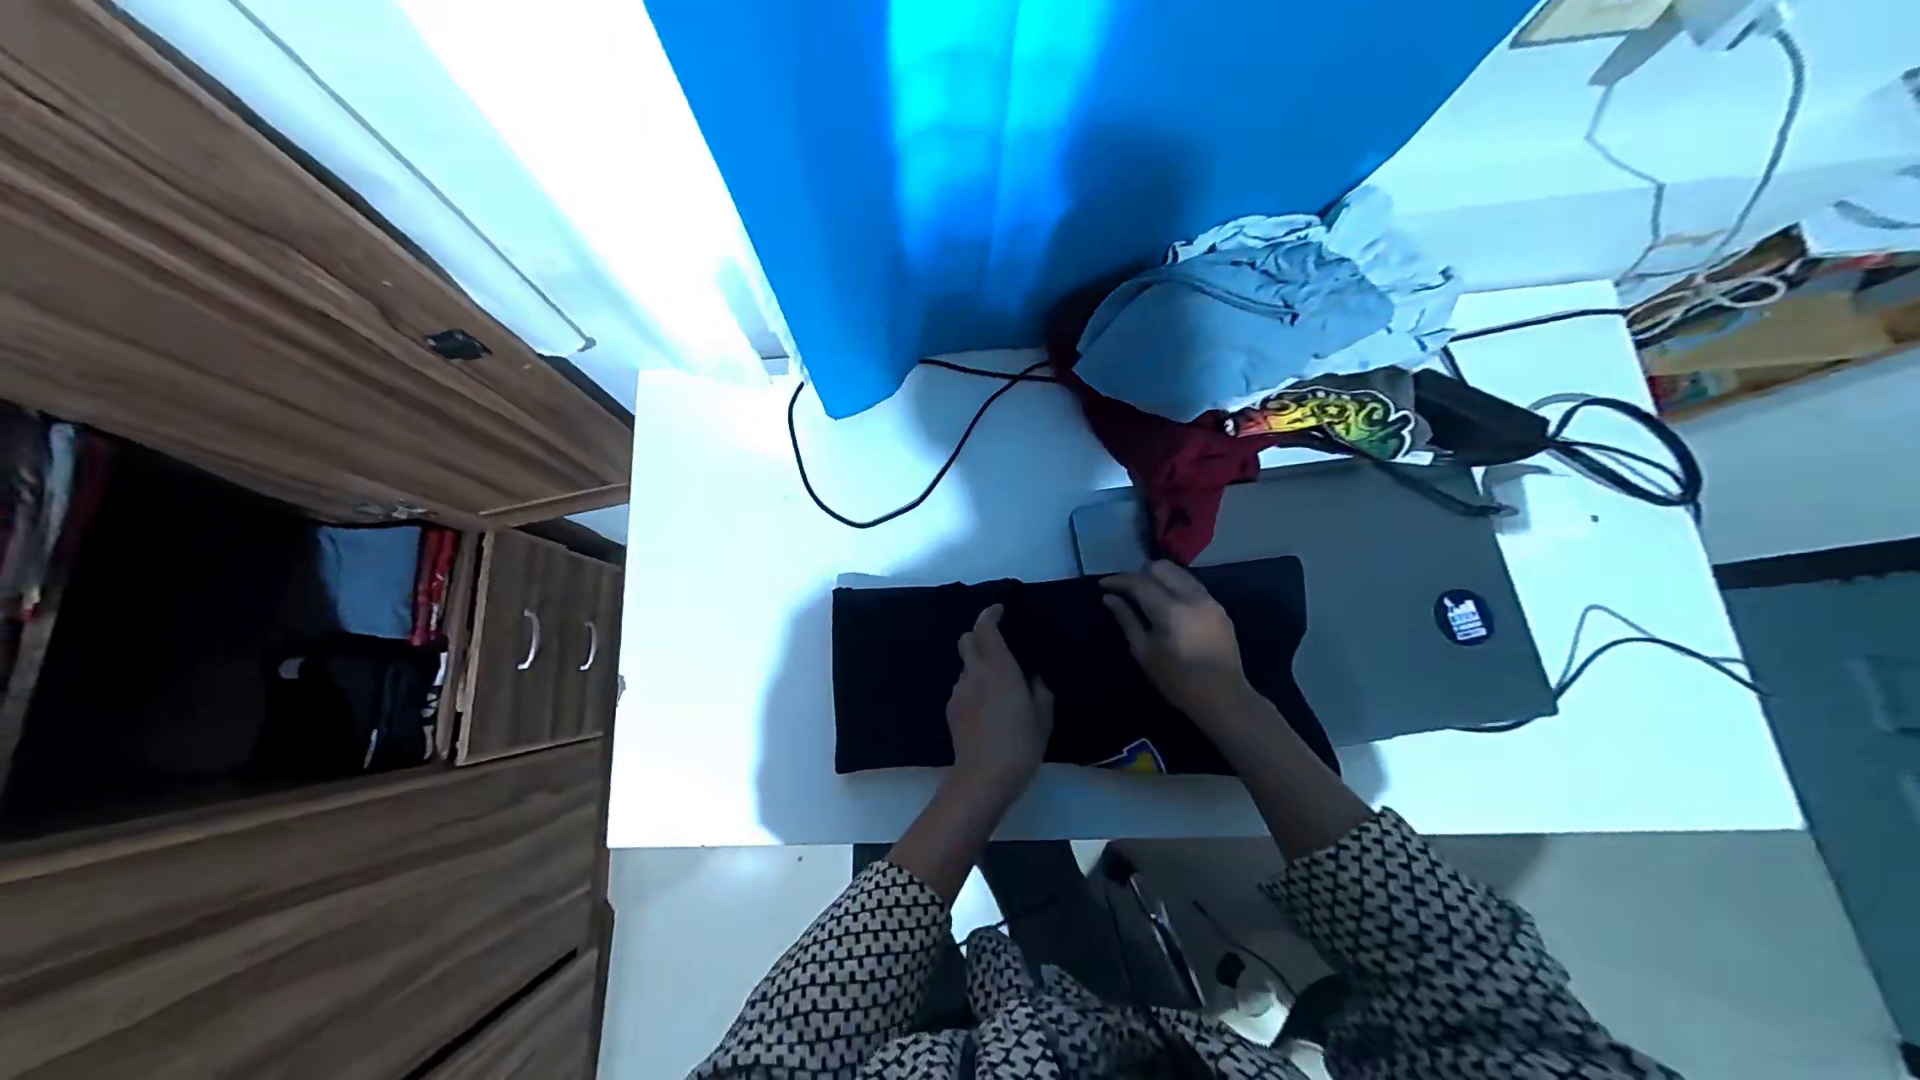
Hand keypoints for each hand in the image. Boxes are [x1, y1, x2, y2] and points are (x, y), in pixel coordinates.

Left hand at [946, 604, 1053, 800]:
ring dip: (977, 666)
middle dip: (978, 635)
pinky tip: (986, 708)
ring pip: (964, 666)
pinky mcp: (950, 709)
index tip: (999, 611)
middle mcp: (975, 674)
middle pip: (966, 640)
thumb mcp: (1043, 717)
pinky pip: (962, 688)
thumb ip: (1040, 691)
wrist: (983, 777)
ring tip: (996, 685)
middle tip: (996, 644)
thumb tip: (1034, 679)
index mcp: (1000, 669)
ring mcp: (959, 691)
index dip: (990, 614)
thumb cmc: (1021, 745)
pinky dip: (972, 688)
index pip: (985, 628)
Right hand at [1101, 561, 1256, 730]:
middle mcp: (1192, 598)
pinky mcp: (1219, 608)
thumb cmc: (1177, 681)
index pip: (1140, 583)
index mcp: (1171, 611)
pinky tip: (1168, 602)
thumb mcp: (1144, 653)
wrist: (1223, 698)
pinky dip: (1176, 586)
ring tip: (1146, 593)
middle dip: (1140, 574)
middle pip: (1162, 568)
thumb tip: (1109, 598)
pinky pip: (1193, 585)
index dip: (1119, 580)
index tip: (1103, 584)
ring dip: (1159, 577)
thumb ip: (1126, 620)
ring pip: (1180, 573)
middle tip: (1126, 590)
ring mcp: (1210, 601)